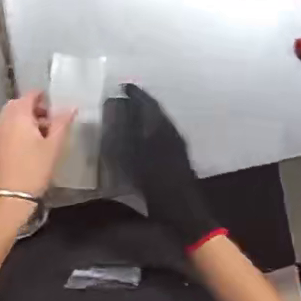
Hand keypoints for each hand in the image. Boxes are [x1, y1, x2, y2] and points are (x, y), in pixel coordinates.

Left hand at [0, 91, 72, 197]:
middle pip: (18, 105)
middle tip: (49, 123)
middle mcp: (2, 119)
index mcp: (17, 115)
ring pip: (10, 118)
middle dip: (34, 110)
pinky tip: (27, 147)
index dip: (43, 98)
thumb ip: (62, 123)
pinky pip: (4, 130)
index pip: (30, 95)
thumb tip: (71, 107)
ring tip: (41, 137)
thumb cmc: (34, 169)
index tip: (55, 109)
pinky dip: (15, 131)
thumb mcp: (53, 146)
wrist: (8, 198)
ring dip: (24, 121)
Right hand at [103, 84, 218, 246]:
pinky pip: (163, 135)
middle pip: (156, 112)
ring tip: (132, 114)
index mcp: (161, 130)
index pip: (148, 104)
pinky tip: (143, 138)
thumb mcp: (135, 159)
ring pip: (161, 124)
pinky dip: (152, 130)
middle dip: (142, 103)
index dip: (136, 94)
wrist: (184, 214)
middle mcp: (172, 134)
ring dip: (148, 116)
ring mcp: (178, 147)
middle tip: (126, 98)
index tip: (123, 86)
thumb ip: (125, 135)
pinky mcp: (179, 159)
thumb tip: (116, 113)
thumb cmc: (157, 187)